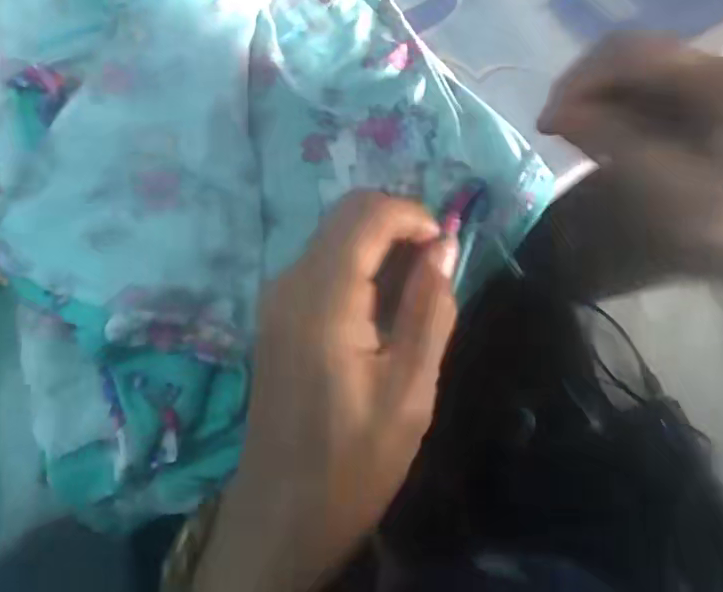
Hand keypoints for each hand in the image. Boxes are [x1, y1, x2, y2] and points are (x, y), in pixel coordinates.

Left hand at [196, 191, 459, 591]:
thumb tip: (444, 245)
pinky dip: (358, 261)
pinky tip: (382, 304)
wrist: (280, 509)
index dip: (412, 214)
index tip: (446, 247)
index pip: (366, 215)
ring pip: (334, 232)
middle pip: (346, 213)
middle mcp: (290, 279)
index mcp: (322, 298)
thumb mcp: (409, 392)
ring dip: (379, 241)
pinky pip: (322, 259)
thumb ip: (429, 310)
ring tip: (415, 289)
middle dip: (397, 220)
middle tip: (436, 263)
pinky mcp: (276, 307)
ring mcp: (277, 291)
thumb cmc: (353, 460)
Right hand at [532, 32, 722, 294]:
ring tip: (579, 134)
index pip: (634, 53)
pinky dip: (625, 109)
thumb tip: (557, 116)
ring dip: (603, 97)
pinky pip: (661, 92)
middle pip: (637, 55)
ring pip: (644, 72)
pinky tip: (612, 139)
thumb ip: (617, 146)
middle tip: (557, 126)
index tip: (548, 120)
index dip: (580, 80)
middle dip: (588, 86)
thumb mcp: (683, 194)